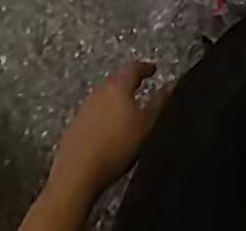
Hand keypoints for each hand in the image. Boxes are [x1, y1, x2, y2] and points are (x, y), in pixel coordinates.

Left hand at [47, 60, 170, 195]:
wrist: (75, 177)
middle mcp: (99, 92)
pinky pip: (93, 112)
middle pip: (116, 79)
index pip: (133, 68)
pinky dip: (104, 112)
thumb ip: (160, 101)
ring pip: (103, 95)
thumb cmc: (117, 146)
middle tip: (141, 83)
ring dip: (115, 96)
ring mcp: (83, 110)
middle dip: (129, 79)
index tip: (154, 69)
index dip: (145, 67)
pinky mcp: (73, 129)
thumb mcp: (146, 124)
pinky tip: (107, 126)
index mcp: (118, 86)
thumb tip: (173, 83)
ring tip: (126, 105)